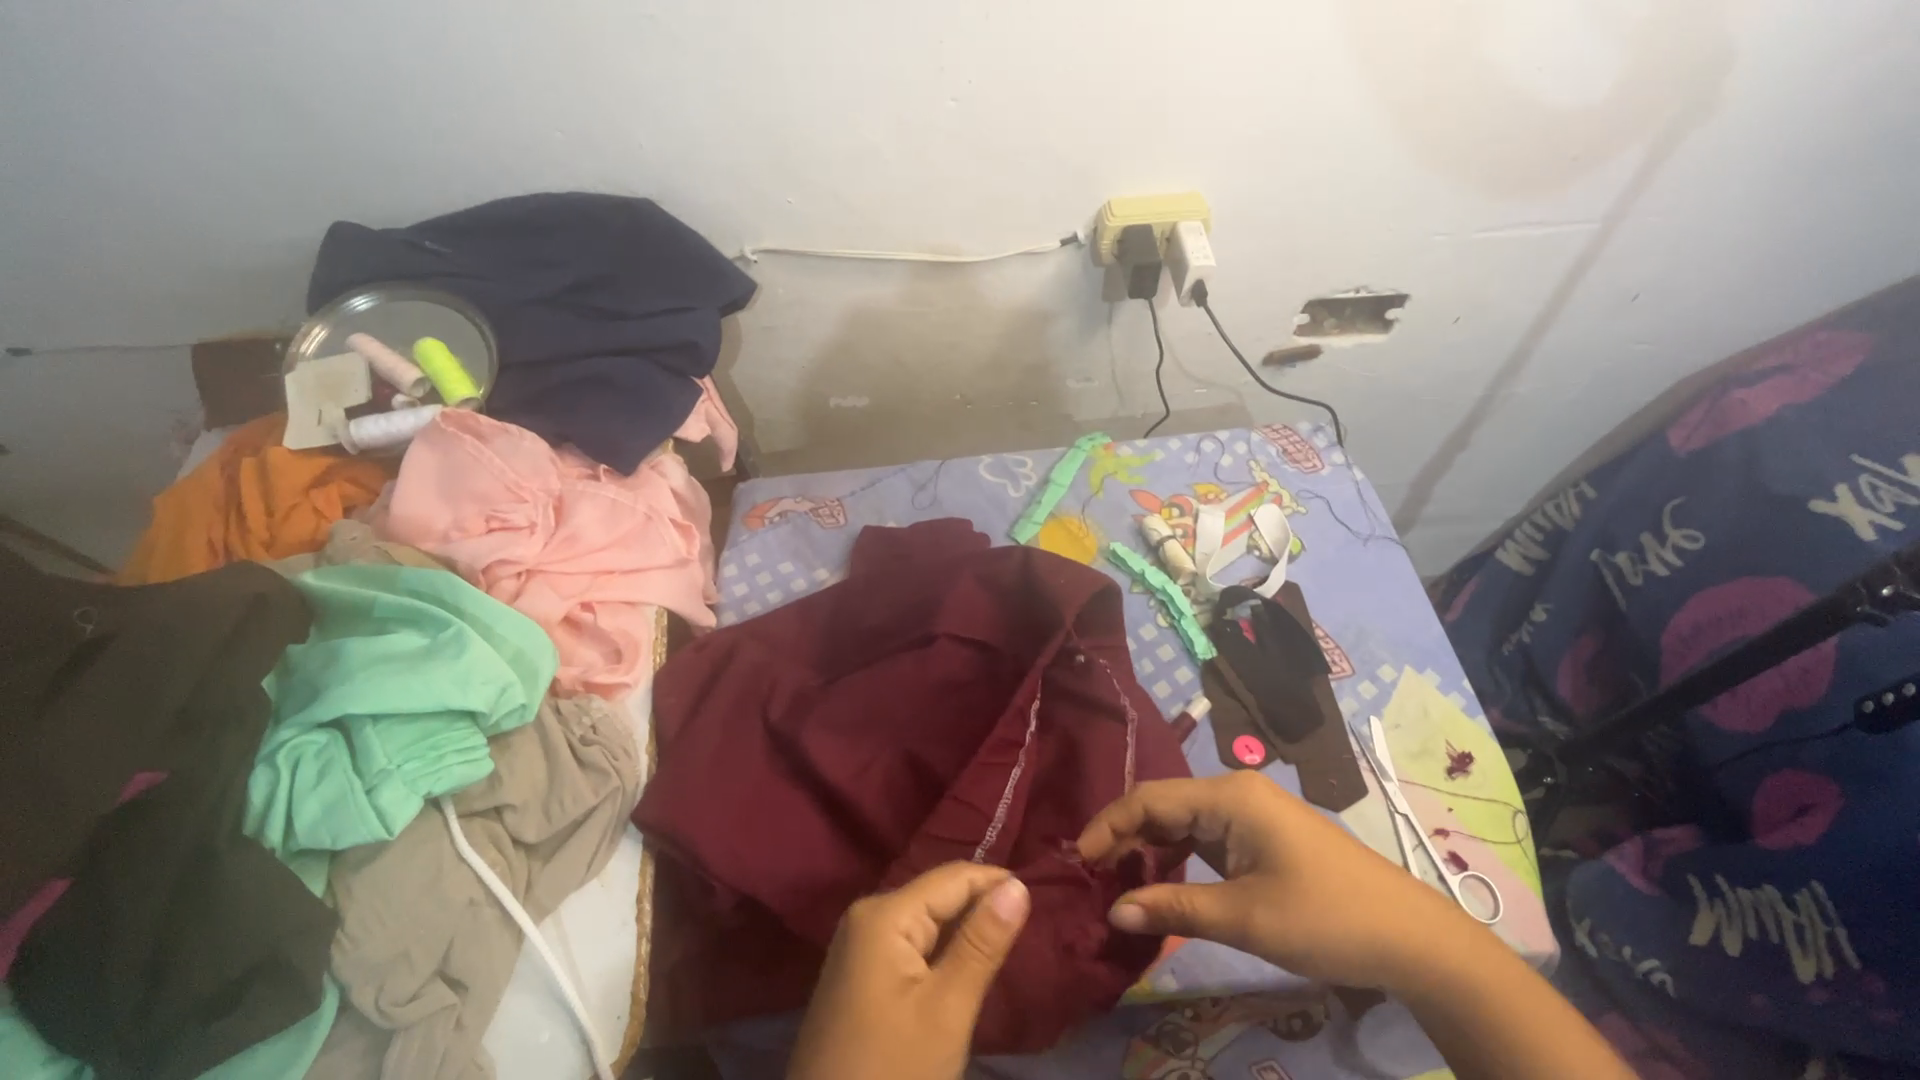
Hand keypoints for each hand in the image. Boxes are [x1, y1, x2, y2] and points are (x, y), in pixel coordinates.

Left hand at [788, 863, 1031, 1079]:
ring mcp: (860, 945)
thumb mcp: (946, 1010)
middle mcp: (867, 915)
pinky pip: (912, 944)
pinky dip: (943, 951)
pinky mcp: (861, 973)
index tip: (1047, 899)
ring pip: (928, 920)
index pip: (955, 877)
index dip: (1001, 884)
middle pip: (939, 895)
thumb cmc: (892, 1070)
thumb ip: (981, 943)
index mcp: (884, 913)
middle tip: (1036, 926)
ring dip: (966, 931)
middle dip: (984, 906)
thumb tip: (1018, 884)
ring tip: (1012, 943)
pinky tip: (970, 966)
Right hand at [1076, 771, 1474, 990]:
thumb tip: (1113, 911)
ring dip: (1147, 849)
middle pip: (1161, 805)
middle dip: (1123, 838)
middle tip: (1091, 878)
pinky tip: (1159, 883)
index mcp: (1229, 796)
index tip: (1077, 861)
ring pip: (1181, 822)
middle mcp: (1235, 792)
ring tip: (1116, 883)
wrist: (1412, 937)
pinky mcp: (1260, 836)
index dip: (1107, 827)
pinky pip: (1203, 837)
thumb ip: (1174, 908)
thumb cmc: (1326, 919)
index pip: (1148, 799)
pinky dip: (1175, 858)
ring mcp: (1250, 813)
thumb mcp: (1245, 918)